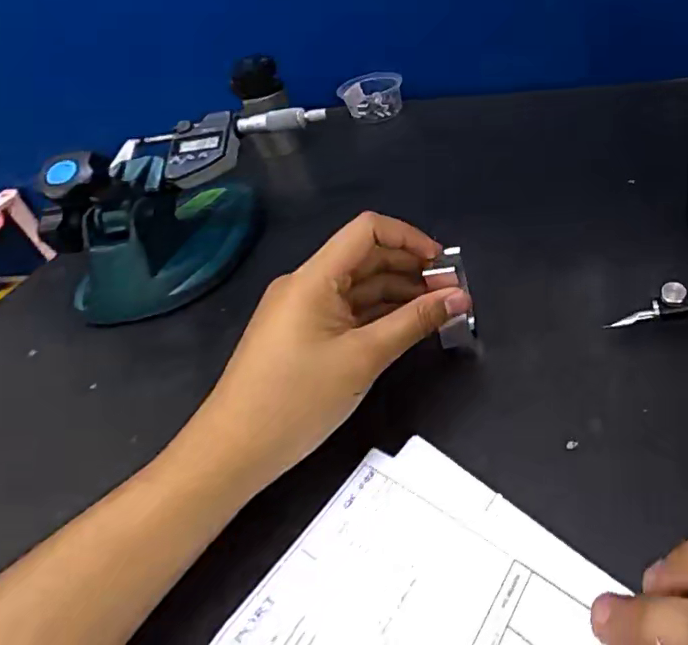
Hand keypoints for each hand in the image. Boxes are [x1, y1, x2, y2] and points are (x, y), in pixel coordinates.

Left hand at [167, 212, 467, 494]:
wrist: (228, 458)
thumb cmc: (295, 401)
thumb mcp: (364, 358)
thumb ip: (415, 322)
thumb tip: (460, 297)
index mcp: (314, 278)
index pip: (368, 230)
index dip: (409, 238)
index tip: (442, 264)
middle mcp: (306, 284)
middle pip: (367, 256)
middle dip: (411, 268)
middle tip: (451, 292)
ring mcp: (301, 310)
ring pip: (360, 285)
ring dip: (399, 292)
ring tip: (437, 310)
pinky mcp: (301, 333)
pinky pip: (348, 309)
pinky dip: (379, 313)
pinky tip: (406, 326)